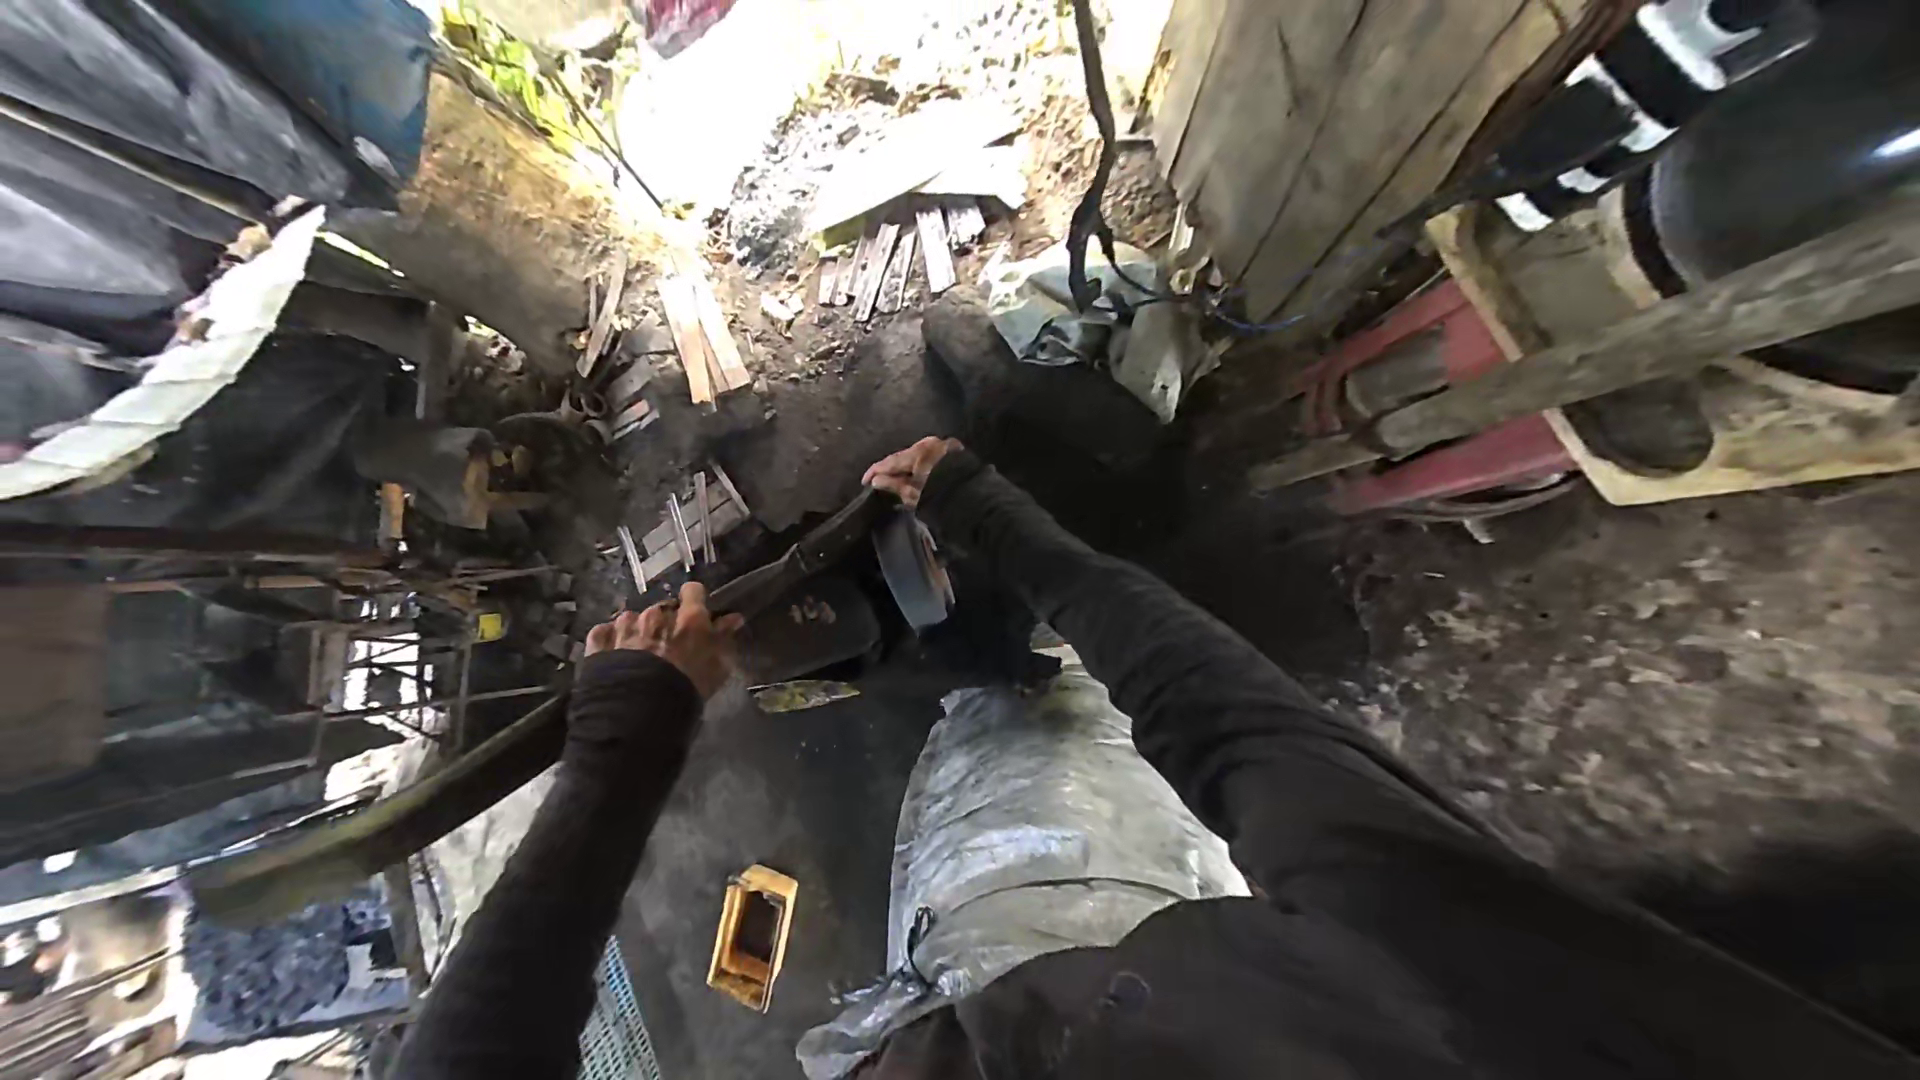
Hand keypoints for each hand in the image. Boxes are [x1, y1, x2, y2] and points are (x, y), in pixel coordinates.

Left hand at [584, 582, 745, 698]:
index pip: (693, 591)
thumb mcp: (717, 667)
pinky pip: (605, 631)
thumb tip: (733, 618)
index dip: (695, 600)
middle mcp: (656, 615)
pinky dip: (611, 639)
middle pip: (662, 607)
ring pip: (633, 617)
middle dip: (666, 620)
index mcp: (688, 619)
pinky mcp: (598, 641)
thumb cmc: (686, 689)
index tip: (696, 612)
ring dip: (638, 629)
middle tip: (669, 642)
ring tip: (639, 652)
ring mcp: (625, 626)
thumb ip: (724, 638)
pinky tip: (615, 654)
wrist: (636, 715)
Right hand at [862, 436, 962, 507]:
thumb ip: (894, 485)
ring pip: (918, 457)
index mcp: (917, 453)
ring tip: (899, 480)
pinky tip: (919, 475)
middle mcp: (928, 444)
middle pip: (904, 457)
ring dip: (908, 469)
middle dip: (892, 469)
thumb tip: (876, 479)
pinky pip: (931, 459)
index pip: (890, 461)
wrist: (974, 494)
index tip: (865, 481)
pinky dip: (922, 467)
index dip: (875, 471)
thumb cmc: (941, 494)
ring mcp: (942, 447)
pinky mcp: (954, 453)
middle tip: (881, 481)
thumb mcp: (914, 493)